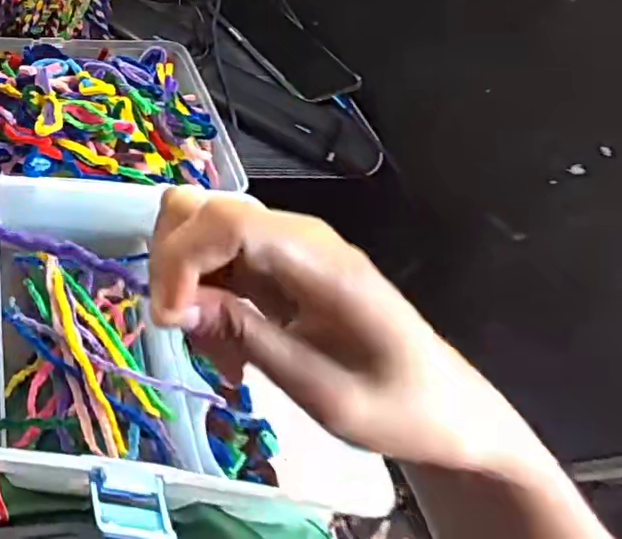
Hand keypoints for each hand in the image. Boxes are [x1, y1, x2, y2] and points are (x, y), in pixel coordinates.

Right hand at [147, 190, 552, 479]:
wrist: (449, 411)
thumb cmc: (402, 407)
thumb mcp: (327, 394)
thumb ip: (248, 338)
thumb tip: (176, 308)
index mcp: (315, 255)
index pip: (224, 222)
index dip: (182, 259)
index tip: (172, 317)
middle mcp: (288, 231)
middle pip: (196, 210)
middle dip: (171, 266)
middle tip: (182, 328)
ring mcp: (274, 240)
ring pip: (191, 227)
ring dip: (179, 277)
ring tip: (206, 337)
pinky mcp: (264, 257)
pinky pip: (205, 253)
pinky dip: (193, 288)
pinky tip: (218, 333)